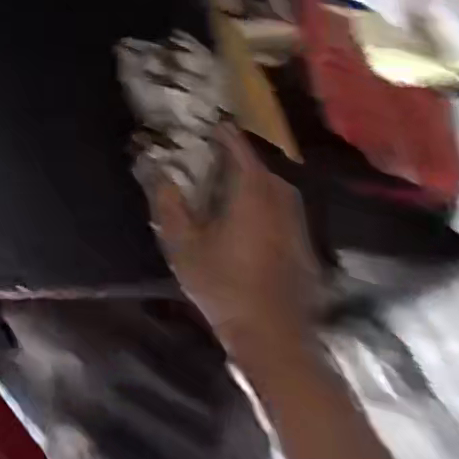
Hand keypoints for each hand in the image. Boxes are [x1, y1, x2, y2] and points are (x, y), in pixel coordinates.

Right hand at [143, 124, 320, 361]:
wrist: (273, 336)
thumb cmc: (220, 282)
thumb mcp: (180, 240)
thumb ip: (168, 200)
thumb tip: (155, 166)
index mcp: (252, 200)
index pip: (242, 156)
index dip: (227, 137)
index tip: (211, 121)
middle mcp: (282, 209)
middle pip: (268, 172)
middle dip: (245, 157)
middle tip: (217, 149)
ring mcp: (298, 232)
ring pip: (281, 193)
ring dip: (258, 179)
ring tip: (230, 176)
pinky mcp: (303, 252)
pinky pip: (285, 212)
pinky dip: (267, 200)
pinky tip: (247, 212)